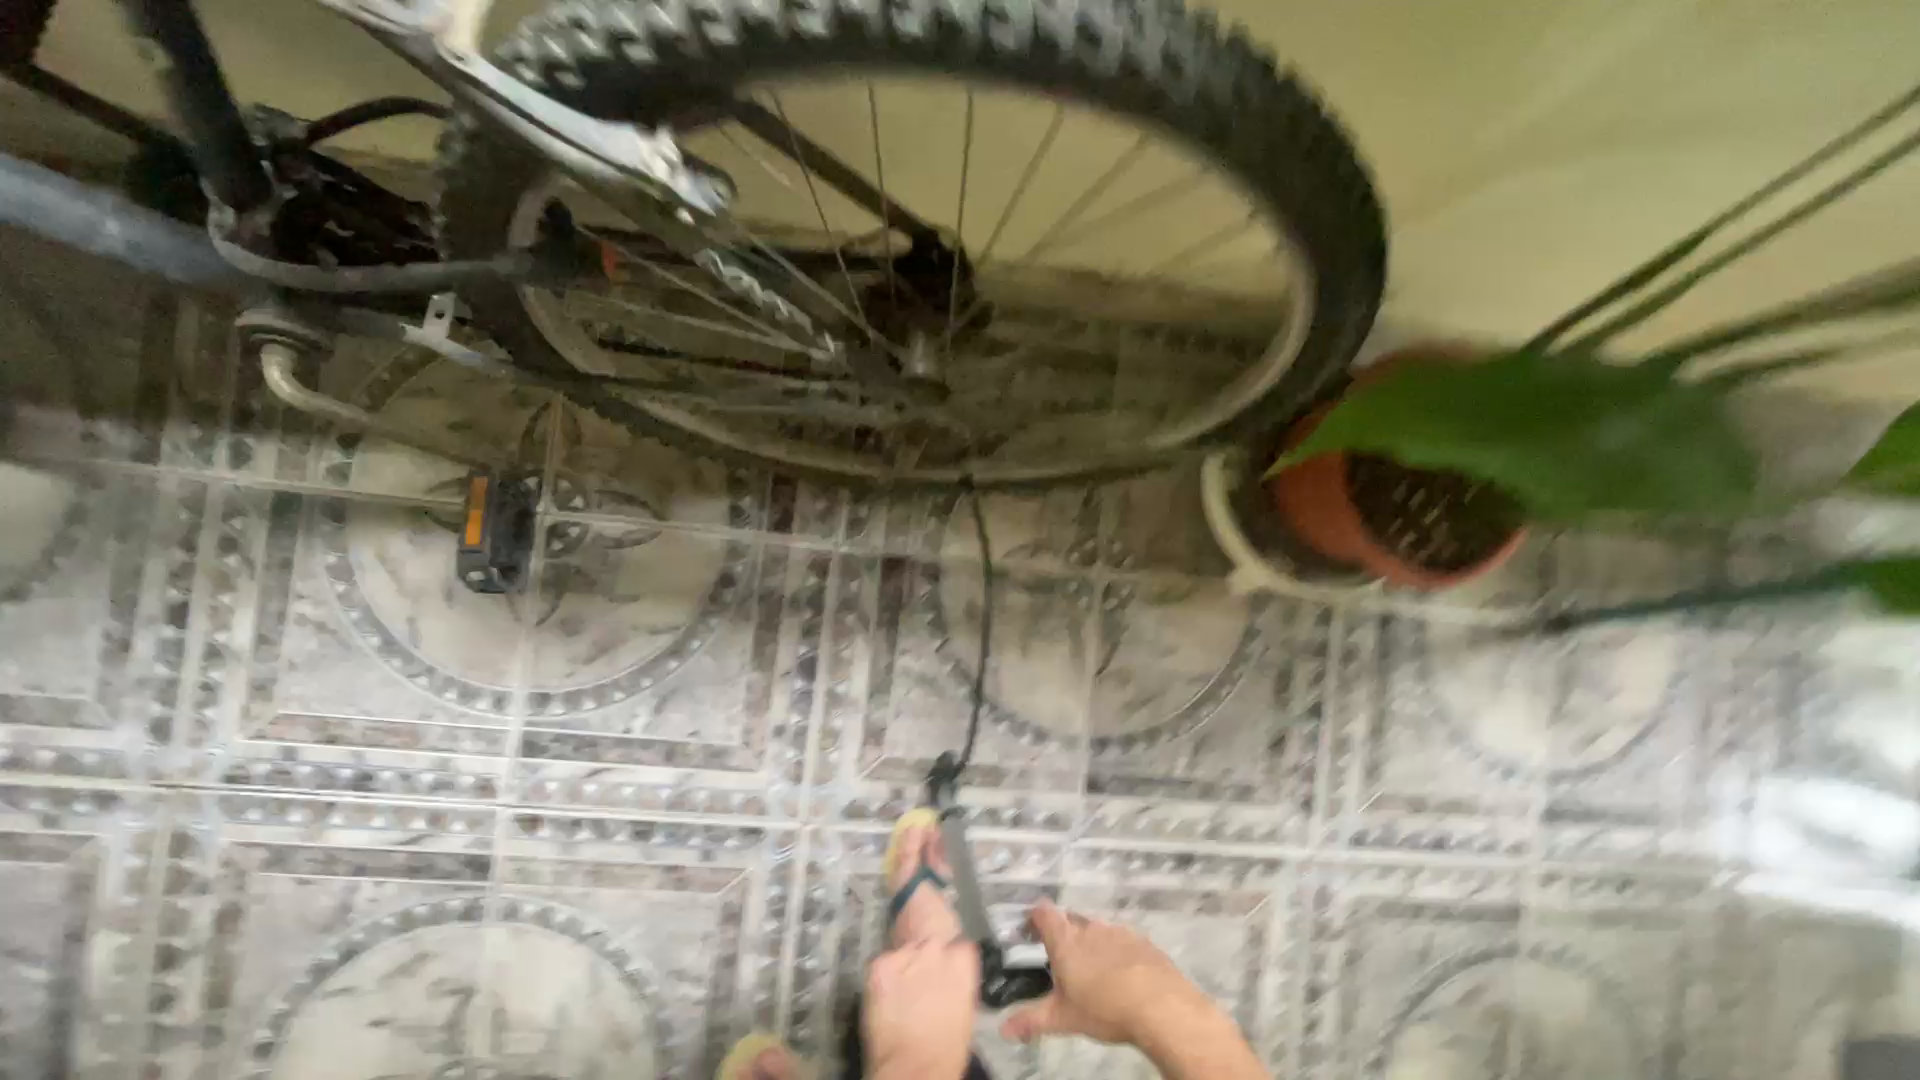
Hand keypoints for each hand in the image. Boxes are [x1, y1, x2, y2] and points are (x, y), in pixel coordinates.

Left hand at [863, 939, 979, 1079]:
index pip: (958, 944)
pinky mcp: (879, 965)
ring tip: (902, 993)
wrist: (913, 1067)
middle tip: (921, 983)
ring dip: (905, 966)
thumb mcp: (965, 1008)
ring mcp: (905, 955)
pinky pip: (883, 962)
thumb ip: (958, 981)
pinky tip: (887, 997)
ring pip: (905, 951)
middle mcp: (935, 949)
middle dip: (927, 958)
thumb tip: (950, 974)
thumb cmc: (946, 1048)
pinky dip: (884, 976)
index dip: (950, 959)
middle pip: (931, 941)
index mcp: (962, 960)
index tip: (945, 972)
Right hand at [1000, 900, 1224, 1047]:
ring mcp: (1118, 931)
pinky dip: (1117, 953)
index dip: (1035, 918)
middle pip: (1071, 920)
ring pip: (1098, 931)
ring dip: (1092, 944)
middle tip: (1063, 962)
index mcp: (1066, 940)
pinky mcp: (1143, 941)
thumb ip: (1032, 1021)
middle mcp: (1090, 927)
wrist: (1161, 1006)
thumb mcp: (1064, 1019)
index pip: (1043, 913)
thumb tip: (1003, 1029)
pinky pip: (1122, 941)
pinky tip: (1123, 976)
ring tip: (1094, 972)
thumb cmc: (1104, 1008)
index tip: (1030, 931)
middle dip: (1065, 935)